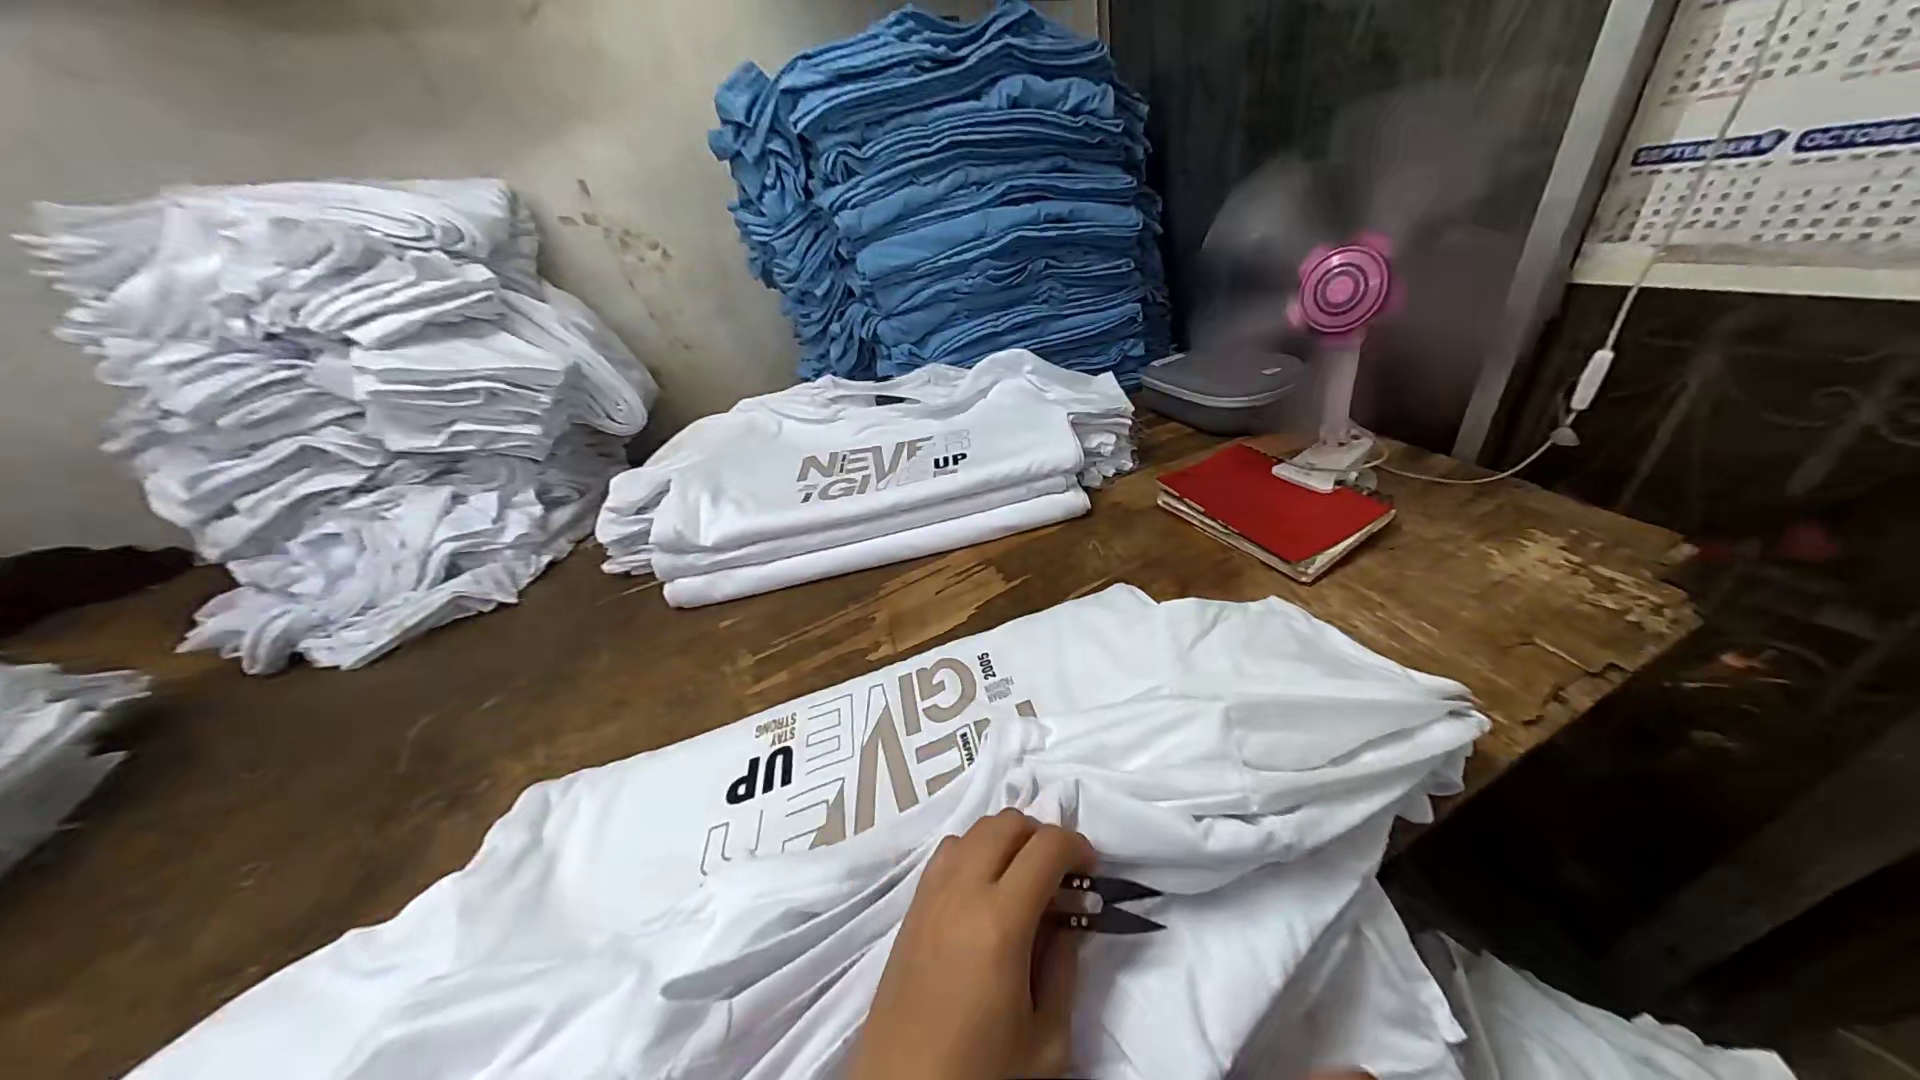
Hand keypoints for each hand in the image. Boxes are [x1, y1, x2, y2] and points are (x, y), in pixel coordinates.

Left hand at [850, 809, 1096, 1079]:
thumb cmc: (981, 1073)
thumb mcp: (1046, 1038)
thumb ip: (1063, 966)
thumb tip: (1069, 919)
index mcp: (999, 921)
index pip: (1046, 848)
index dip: (1077, 847)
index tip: (1091, 871)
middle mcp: (960, 892)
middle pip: (1005, 822)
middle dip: (1042, 835)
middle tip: (1061, 873)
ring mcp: (930, 895)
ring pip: (973, 830)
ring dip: (1006, 839)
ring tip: (1024, 879)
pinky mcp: (911, 908)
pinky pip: (946, 853)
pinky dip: (974, 851)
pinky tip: (985, 890)